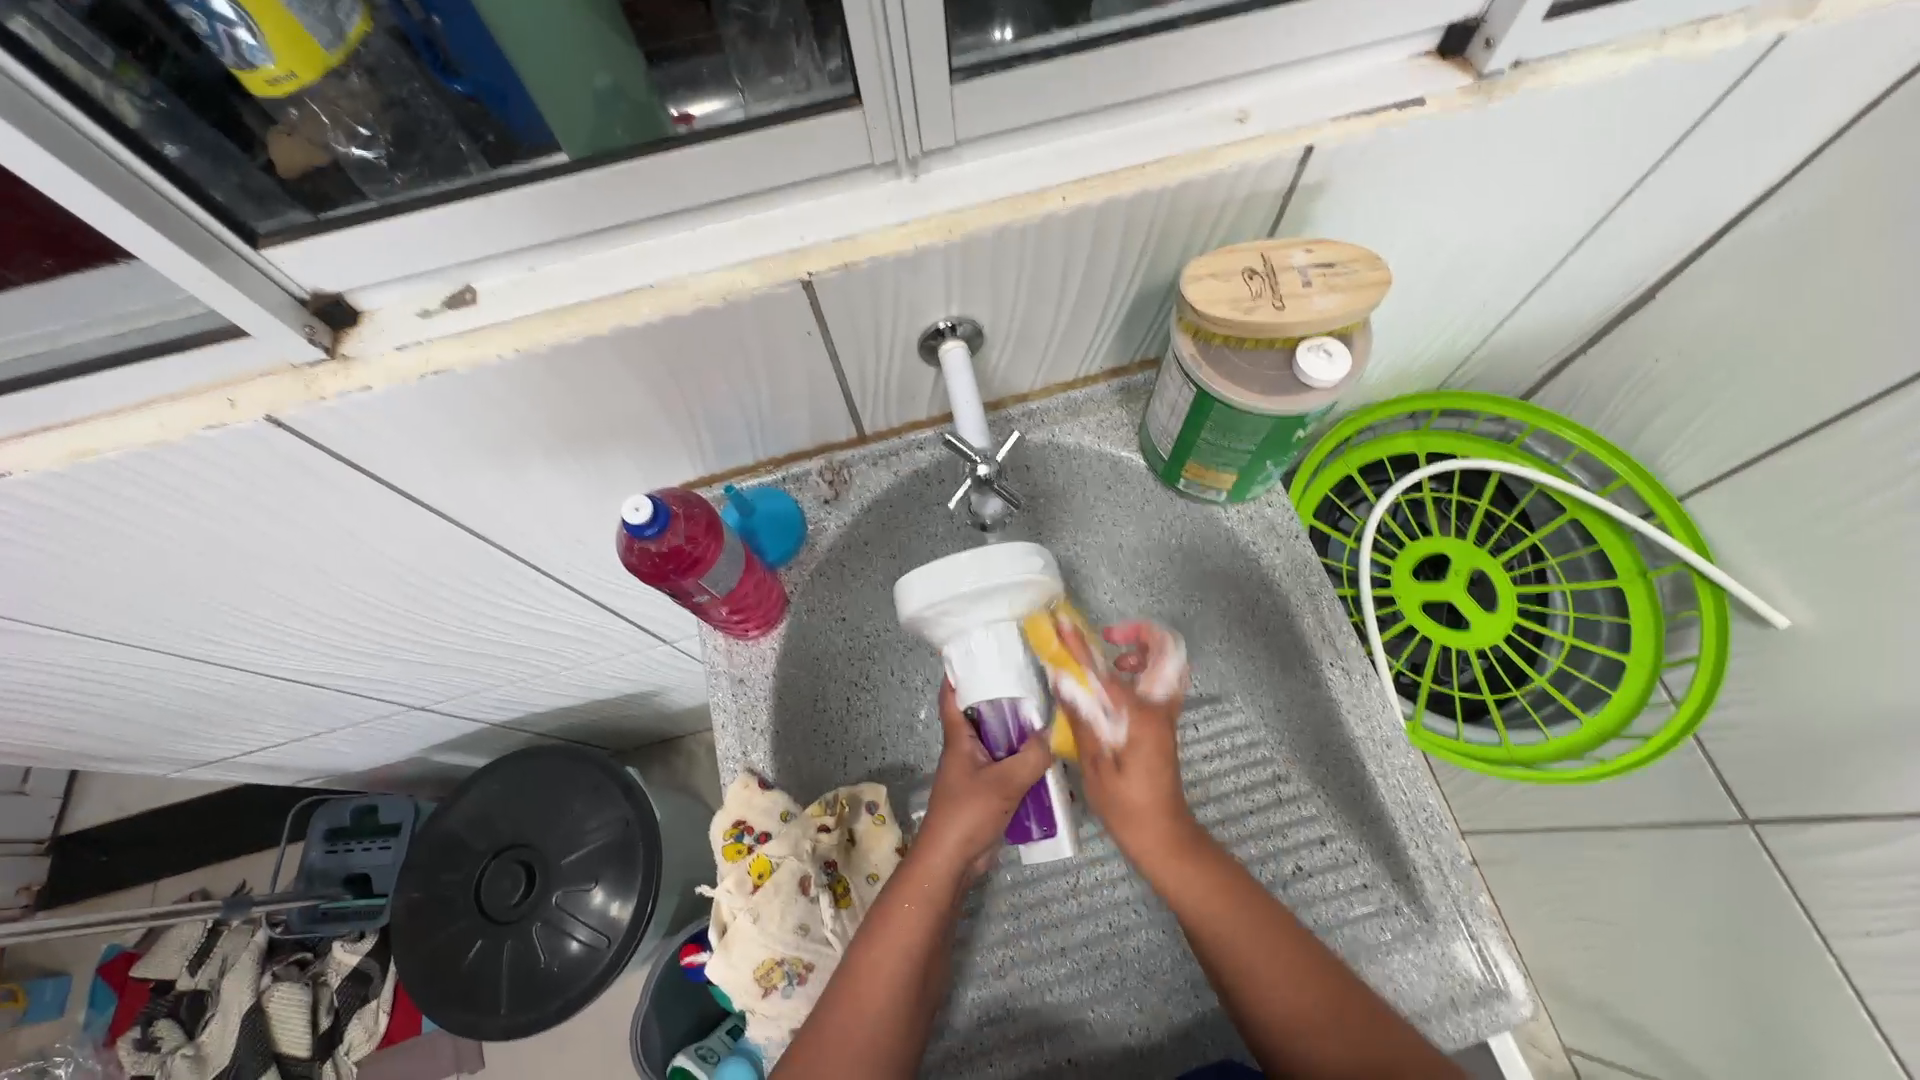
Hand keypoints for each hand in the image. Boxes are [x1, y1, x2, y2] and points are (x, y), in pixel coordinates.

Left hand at [915, 680, 1054, 880]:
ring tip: (1050, 719)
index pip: (950, 697)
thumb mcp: (1004, 782)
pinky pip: (1008, 769)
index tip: (976, 654)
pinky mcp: (988, 793)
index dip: (957, 674)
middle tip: (1034, 683)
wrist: (952, 861)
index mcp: (959, 739)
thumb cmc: (967, 814)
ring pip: (999, 744)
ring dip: (1019, 736)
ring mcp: (977, 772)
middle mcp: (966, 750)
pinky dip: (1025, 764)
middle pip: (983, 717)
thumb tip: (1054, 734)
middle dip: (1004, 702)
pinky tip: (1049, 763)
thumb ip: (1032, 757)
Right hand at [1054, 619, 1198, 865]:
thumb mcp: (1095, 765)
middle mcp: (1160, 707)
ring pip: (1168, 663)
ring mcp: (1167, 714)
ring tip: (1112, 658)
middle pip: (1166, 649)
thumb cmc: (1127, 806)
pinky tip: (1115, 688)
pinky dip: (1143, 669)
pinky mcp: (1164, 723)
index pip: (1105, 670)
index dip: (1080, 644)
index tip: (1063, 624)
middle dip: (1140, 631)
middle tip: (1110, 637)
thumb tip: (1061, 678)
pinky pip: (1161, 681)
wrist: (1163, 834)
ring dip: (1143, 649)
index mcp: (1140, 715)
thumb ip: (1081, 718)